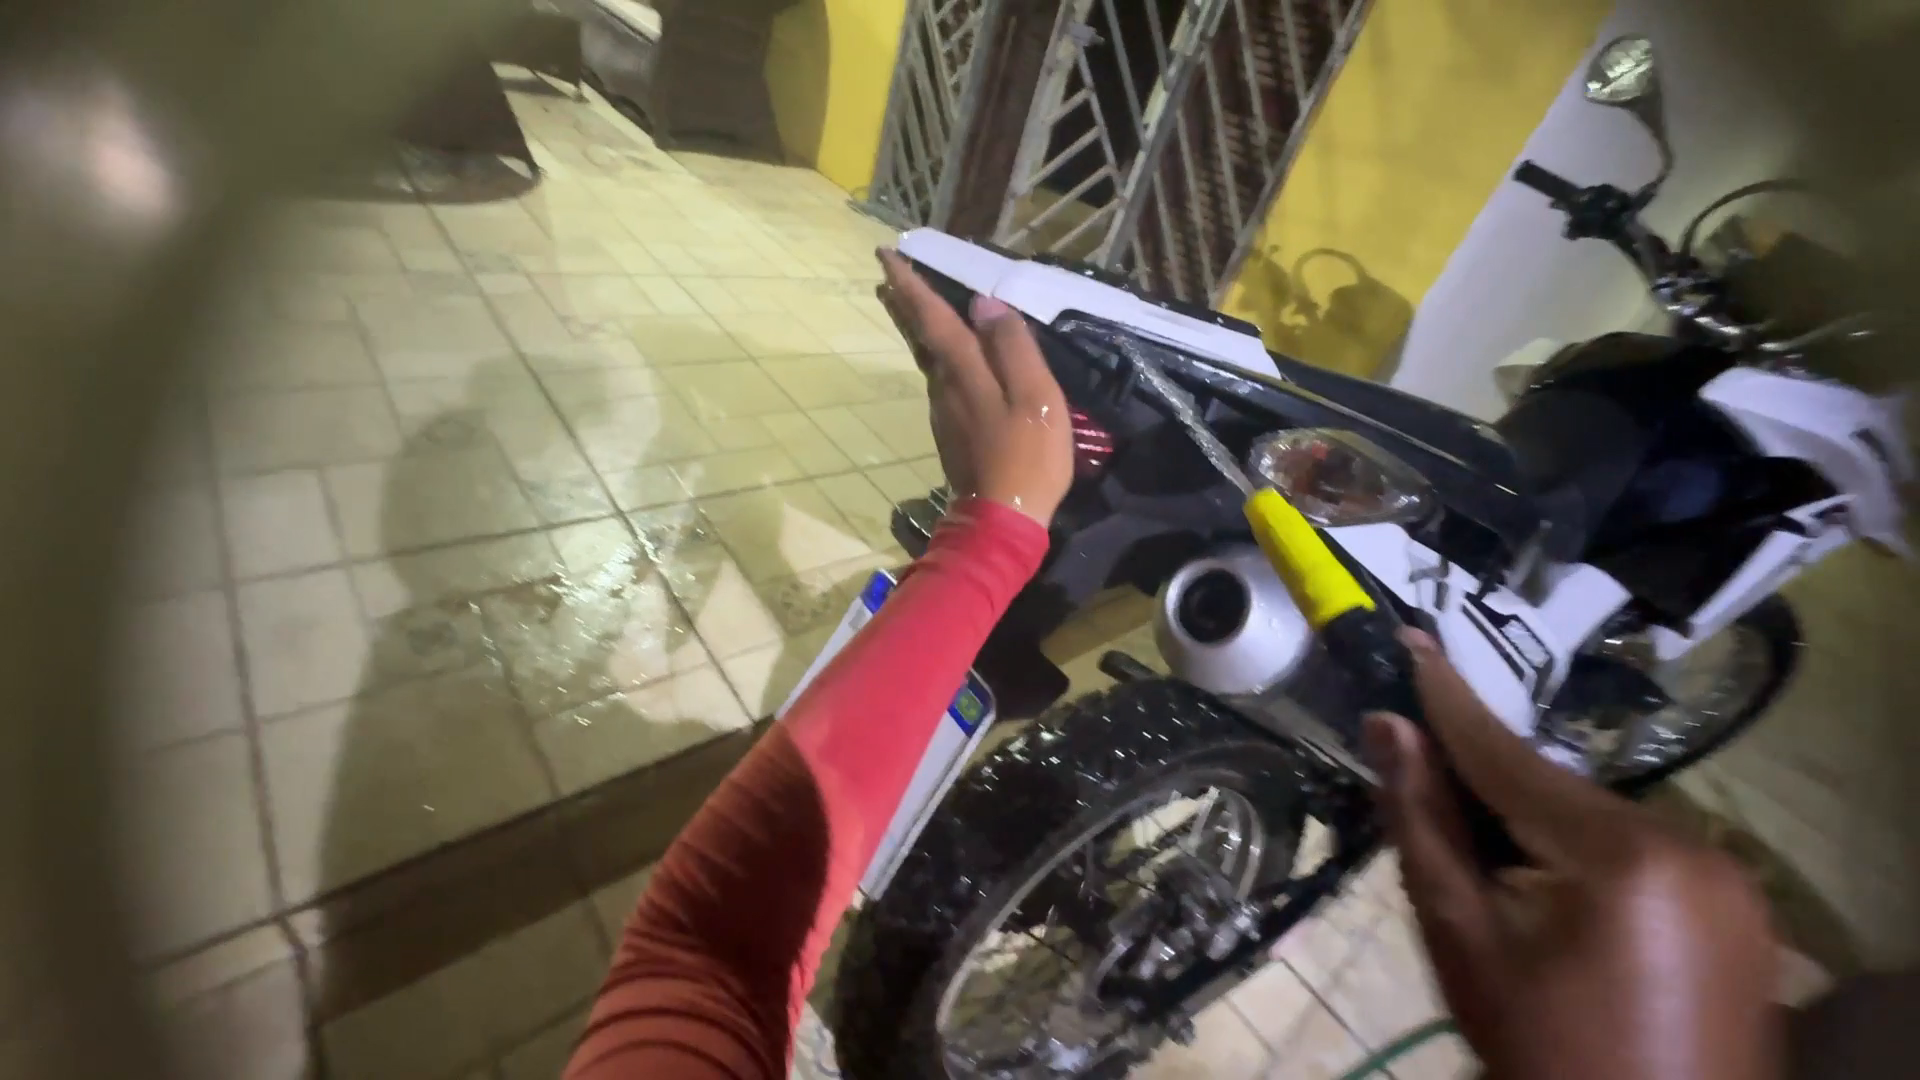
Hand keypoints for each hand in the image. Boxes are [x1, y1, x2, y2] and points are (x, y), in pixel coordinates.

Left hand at [875, 248, 1072, 526]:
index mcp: (963, 371)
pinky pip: (940, 379)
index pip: (931, 317)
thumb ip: (1012, 348)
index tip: (885, 255)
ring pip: (926, 359)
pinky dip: (934, 355)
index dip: (910, 285)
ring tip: (908, 304)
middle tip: (885, 275)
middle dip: (903, 304)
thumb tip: (984, 304)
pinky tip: (944, 356)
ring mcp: (944, 412)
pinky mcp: (951, 433)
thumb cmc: (1026, 456)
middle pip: (919, 337)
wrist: (1001, 520)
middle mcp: (944, 387)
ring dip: (915, 328)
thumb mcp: (1034, 396)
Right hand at [1364, 628, 1780, 1079]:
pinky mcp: (1729, 905)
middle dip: (1475, 772)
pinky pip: (1620, 842)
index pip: (1505, 754)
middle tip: (1410, 752)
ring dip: (1516, 809)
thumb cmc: (1534, 1042)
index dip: (1445, 696)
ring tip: (1462, 832)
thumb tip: (1386, 725)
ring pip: (1579, 810)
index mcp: (1623, 853)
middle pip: (1545, 783)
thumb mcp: (1458, 929)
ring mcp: (1723, 877)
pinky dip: (1560, 839)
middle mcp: (1690, 846)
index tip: (1408, 638)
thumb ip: (1421, 817)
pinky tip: (1524, 865)